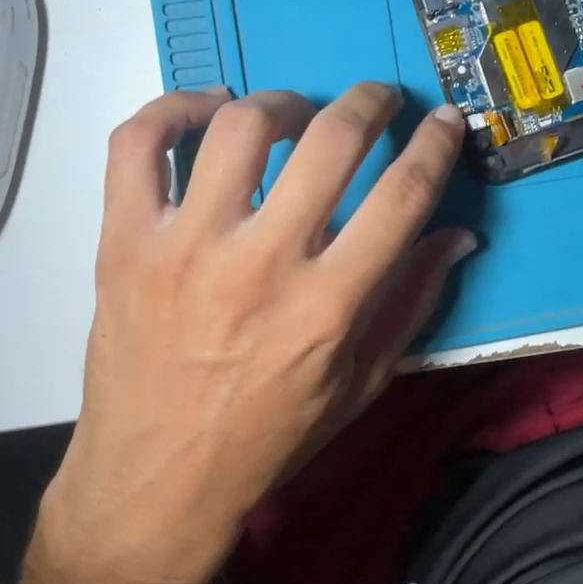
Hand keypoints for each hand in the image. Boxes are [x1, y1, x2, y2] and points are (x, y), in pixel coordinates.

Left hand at [34, 83, 474, 583]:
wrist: (154, 484)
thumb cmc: (270, 438)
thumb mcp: (362, 383)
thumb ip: (414, 301)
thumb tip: (458, 235)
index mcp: (328, 305)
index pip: (402, 196)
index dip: (435, 144)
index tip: (445, 120)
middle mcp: (260, 263)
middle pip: (330, 141)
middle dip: (370, 103)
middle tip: (379, 98)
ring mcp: (184, 246)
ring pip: (239, 128)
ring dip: (283, 103)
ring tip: (296, 114)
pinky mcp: (124, 241)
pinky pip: (138, 143)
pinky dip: (175, 108)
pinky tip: (209, 111)